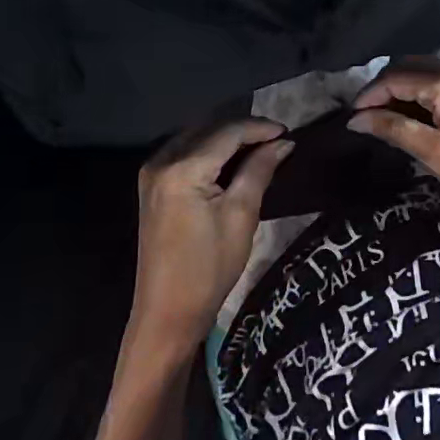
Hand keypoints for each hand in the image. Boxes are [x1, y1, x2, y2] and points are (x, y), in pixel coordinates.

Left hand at [129, 118, 292, 353]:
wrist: (167, 312)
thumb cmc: (208, 269)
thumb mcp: (241, 217)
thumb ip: (259, 171)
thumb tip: (282, 143)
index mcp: (182, 169)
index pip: (226, 132)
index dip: (259, 127)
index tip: (288, 132)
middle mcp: (162, 160)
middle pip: (208, 129)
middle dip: (243, 129)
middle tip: (277, 139)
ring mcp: (152, 171)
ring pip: (195, 137)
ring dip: (226, 137)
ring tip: (260, 146)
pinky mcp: (152, 184)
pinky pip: (184, 152)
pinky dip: (209, 149)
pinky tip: (231, 159)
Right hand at [349, 65, 439, 230]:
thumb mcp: (435, 155)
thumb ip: (394, 129)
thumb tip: (356, 119)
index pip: (395, 79)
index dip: (368, 96)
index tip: (351, 119)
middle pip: (406, 67)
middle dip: (381, 89)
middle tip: (364, 118)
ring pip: (420, 72)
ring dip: (397, 90)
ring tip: (380, 118)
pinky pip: (435, 81)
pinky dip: (415, 94)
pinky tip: (406, 116)